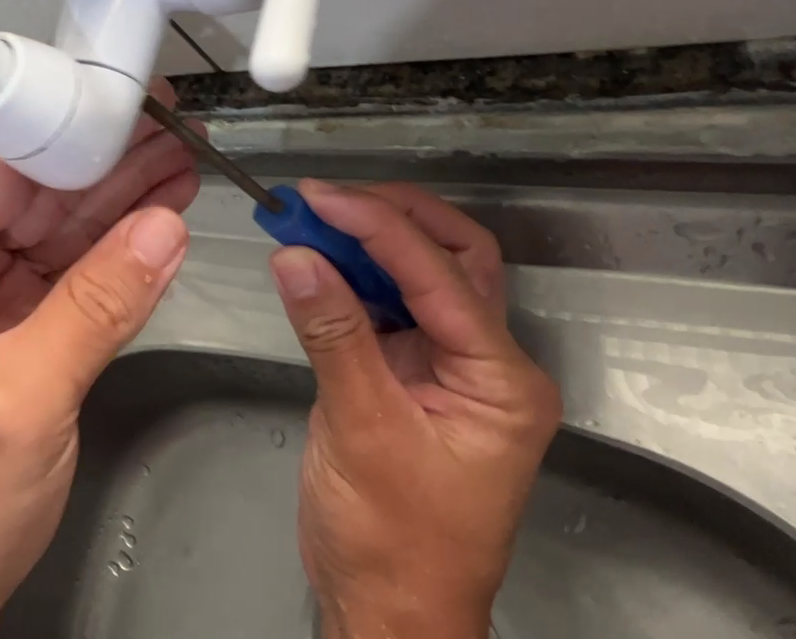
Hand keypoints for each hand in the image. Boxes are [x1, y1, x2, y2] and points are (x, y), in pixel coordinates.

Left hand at [0, 85, 201, 638]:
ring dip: (120, 202)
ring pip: (58, 231)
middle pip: (33, 197)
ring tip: (180, 160)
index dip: (65, 138)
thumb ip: (97, 306)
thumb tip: (161, 231)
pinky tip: (158, 217)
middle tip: (170, 129)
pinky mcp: (17, 322)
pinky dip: (116, 250)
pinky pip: (71, 272)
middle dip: (105, 166)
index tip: (124, 107)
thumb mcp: (24, 395)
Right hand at [270, 180, 560, 638]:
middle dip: (391, 217)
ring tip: (310, 219)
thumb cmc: (391, 536)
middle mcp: (487, 363)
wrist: (389, 606)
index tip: (318, 197)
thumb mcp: (361, 429)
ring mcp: (449, 368)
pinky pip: (388, 307)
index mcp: (500, 379)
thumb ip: (332, 334)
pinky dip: (352, 278)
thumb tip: (295, 255)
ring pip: (422, 277)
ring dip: (368, 242)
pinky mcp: (410, 376)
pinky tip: (316, 264)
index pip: (441, 275)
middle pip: (455, 259)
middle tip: (323, 198)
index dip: (377, 226)